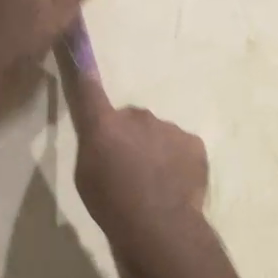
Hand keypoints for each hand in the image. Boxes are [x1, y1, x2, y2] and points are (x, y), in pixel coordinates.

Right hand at [72, 80, 209, 255]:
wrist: (158, 226)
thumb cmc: (110, 204)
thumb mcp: (86, 176)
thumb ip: (95, 147)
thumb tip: (108, 136)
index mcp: (104, 126)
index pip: (90, 92)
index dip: (86, 73)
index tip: (84, 51)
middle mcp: (137, 117)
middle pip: (131, 120)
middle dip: (129, 137)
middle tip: (128, 168)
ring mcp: (169, 128)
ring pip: (158, 134)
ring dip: (154, 151)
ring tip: (153, 183)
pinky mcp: (194, 143)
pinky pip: (180, 147)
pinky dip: (177, 161)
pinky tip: (173, 185)